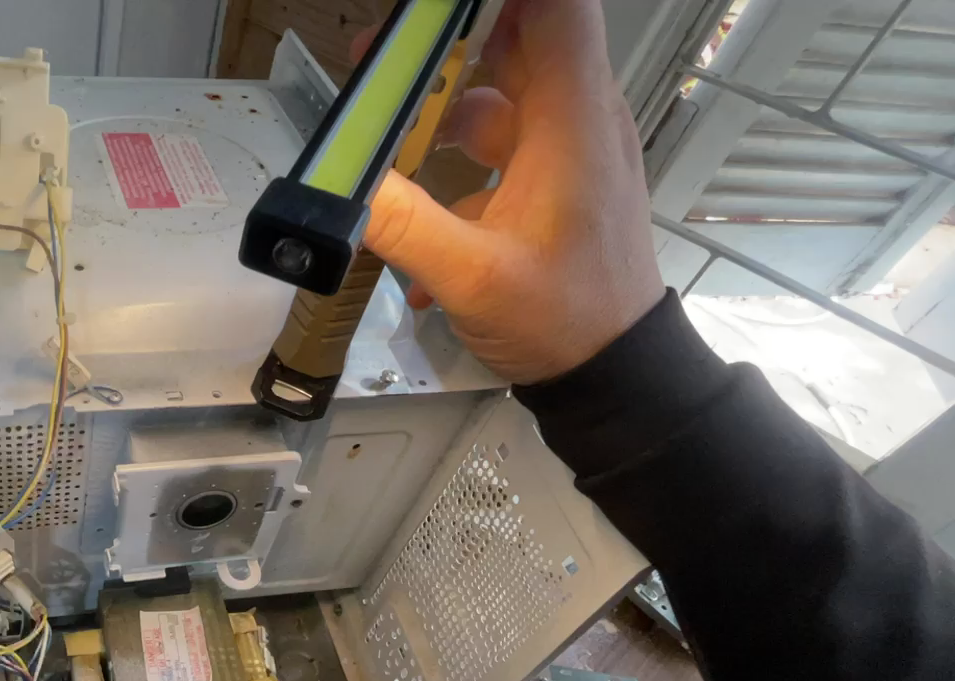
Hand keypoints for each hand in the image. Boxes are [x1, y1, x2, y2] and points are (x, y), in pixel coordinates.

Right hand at [360, 0, 664, 383]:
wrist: (607, 370)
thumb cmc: (557, 317)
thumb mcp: (471, 276)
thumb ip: (405, 225)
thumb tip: (347, 185)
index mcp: (569, 123)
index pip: (552, 8)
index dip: (495, 0)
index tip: (430, 14)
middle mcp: (574, 123)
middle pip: (519, 43)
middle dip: (449, 45)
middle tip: (382, 61)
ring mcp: (564, 158)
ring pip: (502, 102)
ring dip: (443, 115)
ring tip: (385, 143)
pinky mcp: (552, 191)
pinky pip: (499, 159)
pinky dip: (456, 180)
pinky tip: (419, 237)